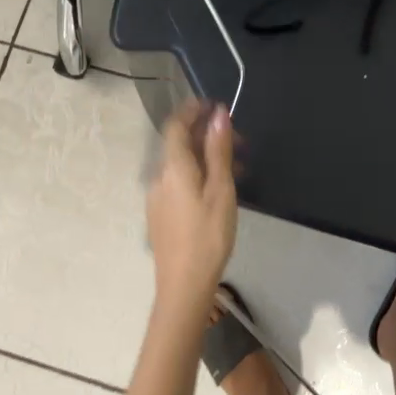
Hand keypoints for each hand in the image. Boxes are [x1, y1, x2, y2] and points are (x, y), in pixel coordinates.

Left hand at [145, 100, 238, 311]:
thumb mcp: (221, 190)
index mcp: (173, 167)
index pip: (175, 125)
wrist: (183, 288)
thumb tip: (218, 114)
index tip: (215, 106)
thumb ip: (218, 150)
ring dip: (205, 156)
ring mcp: (157, 198)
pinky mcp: (160, 216)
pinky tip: (219, 190)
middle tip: (238, 140)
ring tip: (237, 167)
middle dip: (206, 134)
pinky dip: (198, 174)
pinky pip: (179, 182)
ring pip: (181, 164)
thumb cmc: (208, 235)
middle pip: (179, 144)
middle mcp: (159, 177)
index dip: (192, 110)